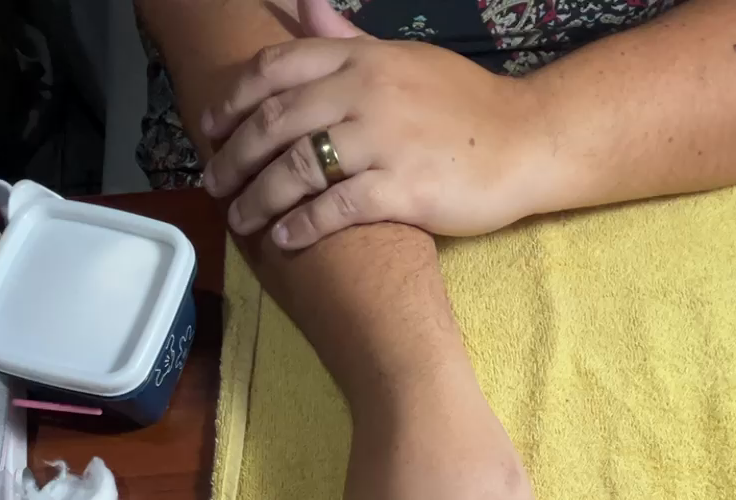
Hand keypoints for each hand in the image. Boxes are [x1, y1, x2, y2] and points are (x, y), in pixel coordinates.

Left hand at [198, 0, 547, 249]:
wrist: (525, 141)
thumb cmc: (464, 107)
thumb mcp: (404, 59)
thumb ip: (348, 40)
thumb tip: (303, 5)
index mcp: (362, 60)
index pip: (277, 70)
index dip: (234, 99)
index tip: (211, 127)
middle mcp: (366, 94)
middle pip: (276, 122)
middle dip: (234, 156)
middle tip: (214, 183)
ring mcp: (383, 142)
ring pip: (297, 167)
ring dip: (259, 197)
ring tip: (240, 221)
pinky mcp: (403, 189)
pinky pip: (336, 207)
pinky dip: (303, 225)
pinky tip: (284, 240)